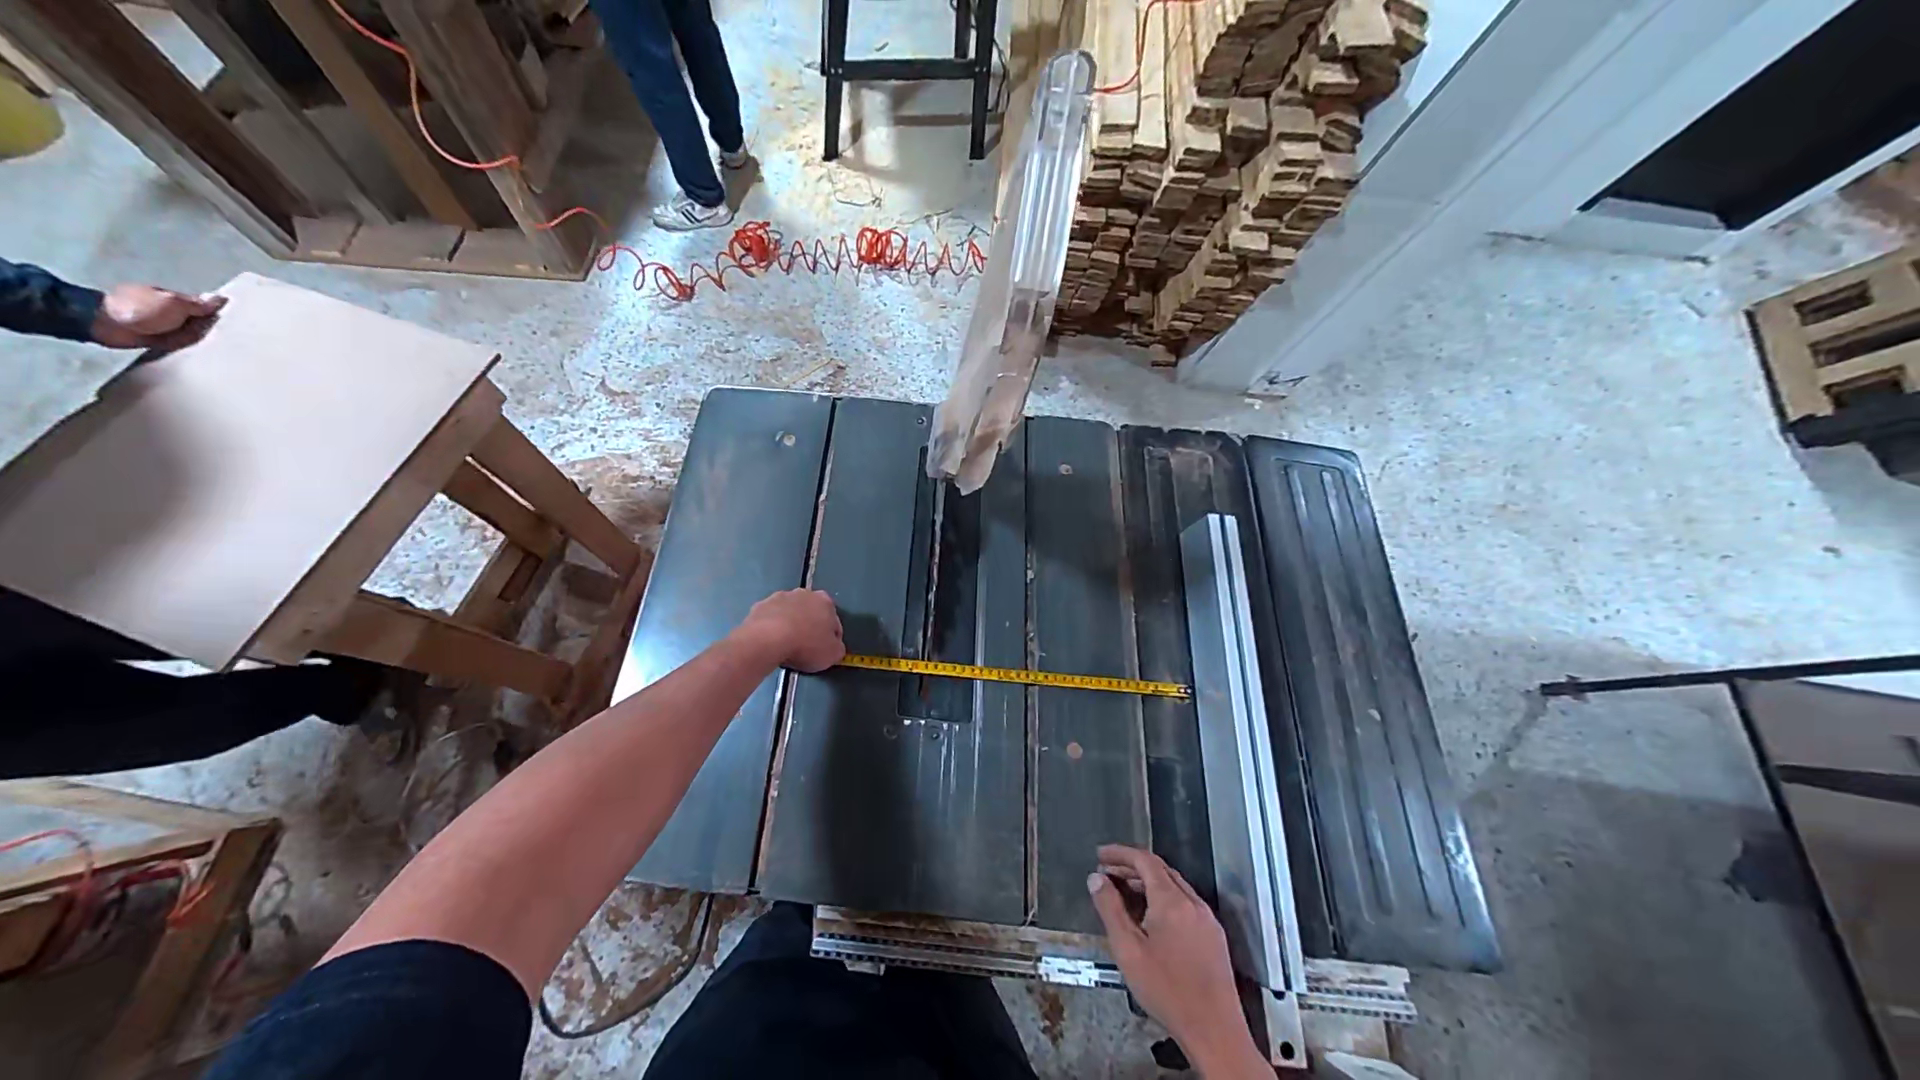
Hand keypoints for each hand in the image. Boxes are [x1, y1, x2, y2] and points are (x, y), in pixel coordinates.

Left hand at [90, 285, 225, 348]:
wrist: (106, 325)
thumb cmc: (140, 309)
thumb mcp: (173, 303)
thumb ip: (198, 304)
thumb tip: (221, 298)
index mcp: (175, 298)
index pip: (205, 306)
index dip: (218, 312)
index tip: (235, 321)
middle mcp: (172, 311)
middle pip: (202, 321)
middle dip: (212, 327)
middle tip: (228, 336)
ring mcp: (165, 326)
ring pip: (195, 333)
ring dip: (203, 339)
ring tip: (217, 346)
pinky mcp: (160, 340)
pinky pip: (183, 344)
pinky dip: (191, 347)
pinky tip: (201, 352)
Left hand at [730, 588, 843, 672]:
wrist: (767, 641)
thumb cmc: (805, 646)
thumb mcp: (833, 654)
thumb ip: (838, 647)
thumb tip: (834, 646)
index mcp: (825, 601)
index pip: (834, 621)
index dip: (831, 638)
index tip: (824, 651)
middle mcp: (804, 593)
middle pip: (810, 613)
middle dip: (809, 627)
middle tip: (805, 648)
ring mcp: (779, 597)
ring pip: (789, 613)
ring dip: (790, 625)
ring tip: (785, 646)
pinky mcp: (759, 605)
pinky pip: (770, 619)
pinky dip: (771, 628)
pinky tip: (770, 643)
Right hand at [1088, 844, 1266, 1077]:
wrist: (1214, 1031)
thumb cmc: (1168, 992)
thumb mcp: (1128, 949)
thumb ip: (1110, 909)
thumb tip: (1096, 879)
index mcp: (1171, 901)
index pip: (1144, 860)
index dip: (1120, 853)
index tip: (1101, 854)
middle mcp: (1193, 903)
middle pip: (1160, 870)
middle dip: (1131, 866)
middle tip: (1107, 872)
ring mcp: (1207, 920)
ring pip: (1174, 885)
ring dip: (1147, 881)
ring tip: (1123, 892)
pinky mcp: (1213, 936)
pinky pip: (1186, 902)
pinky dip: (1163, 897)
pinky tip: (1150, 916)